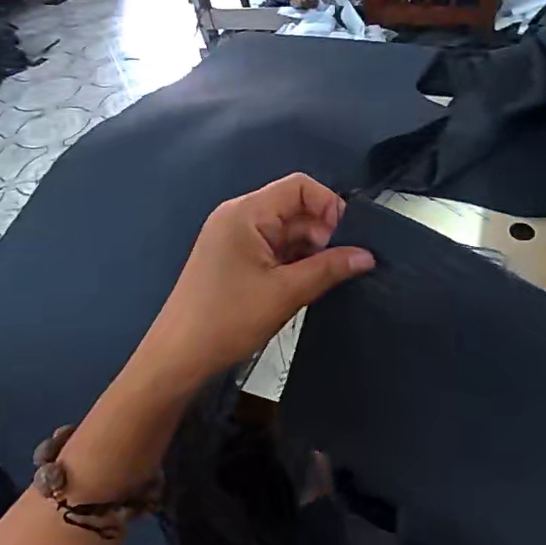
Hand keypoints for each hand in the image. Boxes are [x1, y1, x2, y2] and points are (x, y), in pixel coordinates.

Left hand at [129, 174, 373, 395]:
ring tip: (328, 278)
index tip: (349, 239)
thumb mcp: (285, 293)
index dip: (329, 205)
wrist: (178, 357)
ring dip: (310, 251)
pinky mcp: (234, 258)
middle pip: (294, 208)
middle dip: (323, 233)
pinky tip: (308, 283)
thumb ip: (329, 269)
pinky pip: (273, 248)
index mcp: (246, 212)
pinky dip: (293, 261)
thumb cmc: (228, 319)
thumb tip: (367, 256)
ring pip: (286, 231)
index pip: (299, 187)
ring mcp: (234, 238)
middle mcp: (239, 216)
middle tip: (343, 265)